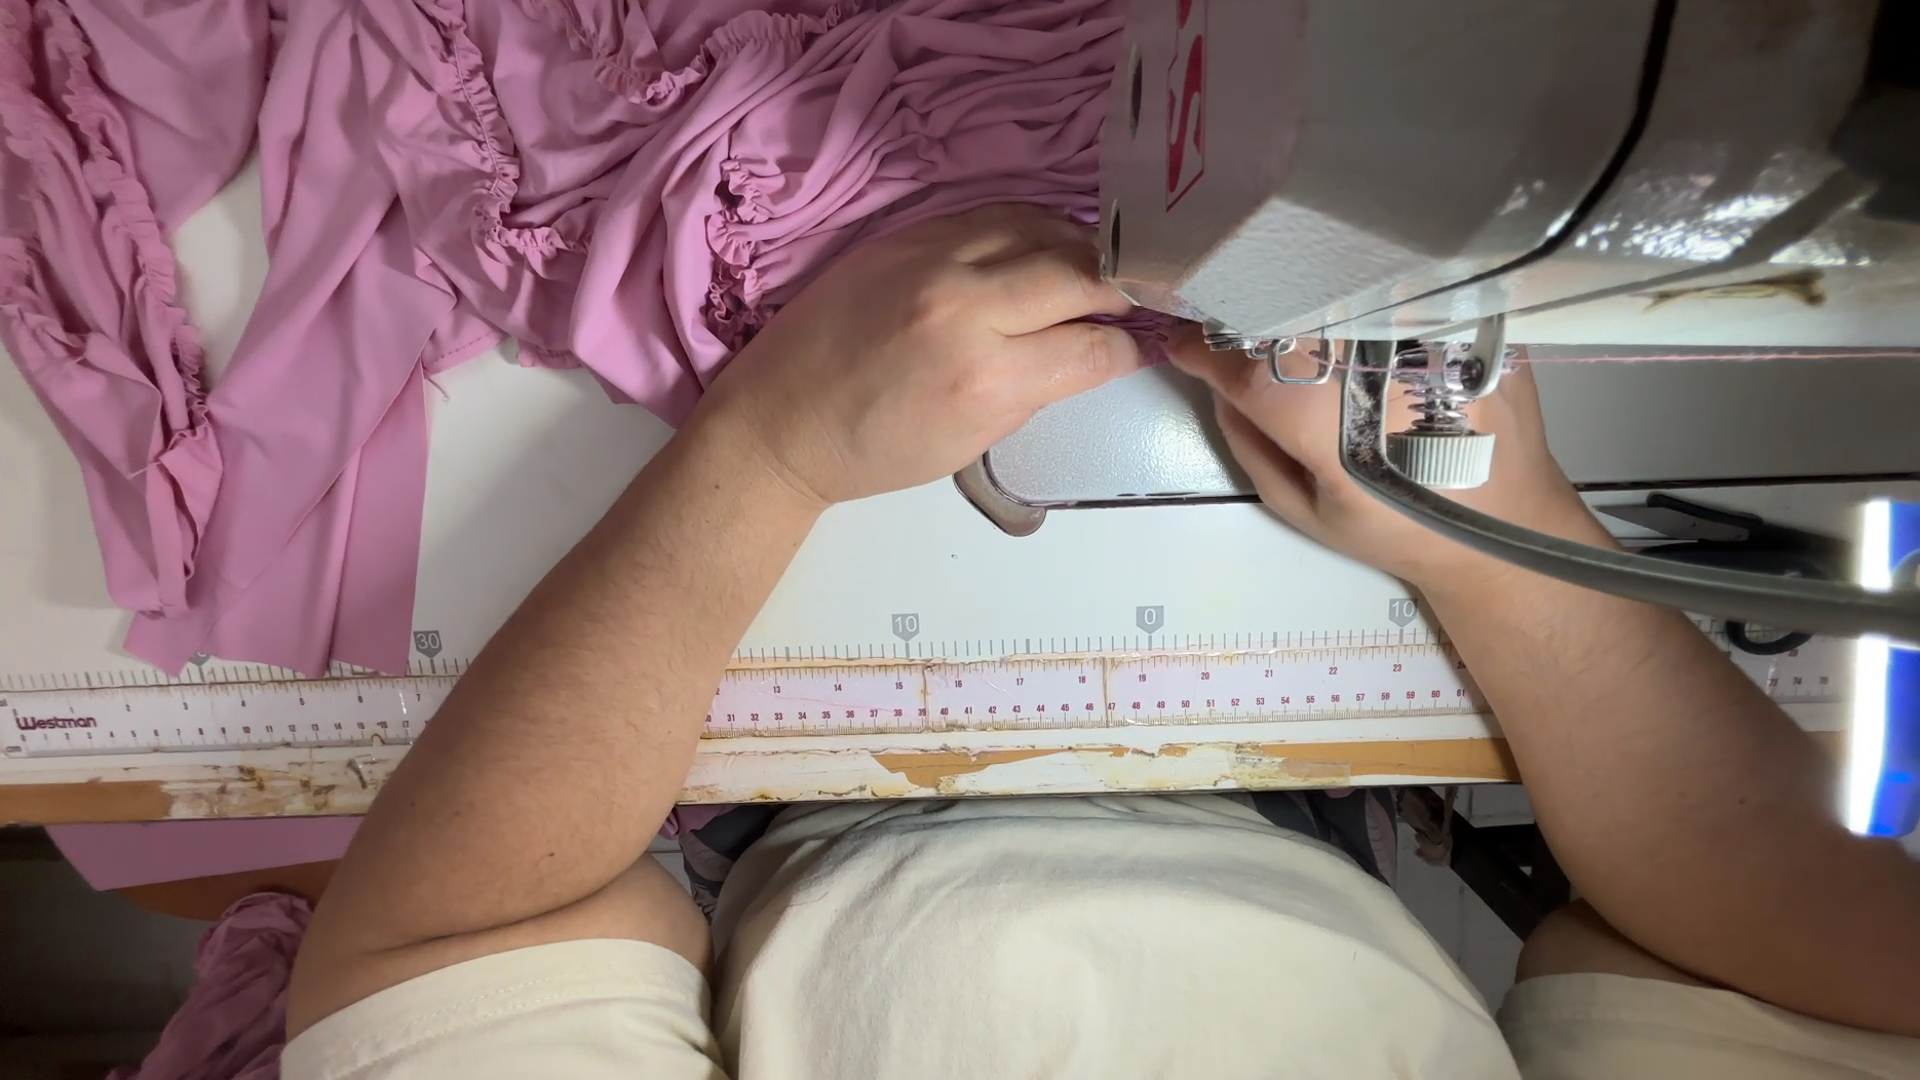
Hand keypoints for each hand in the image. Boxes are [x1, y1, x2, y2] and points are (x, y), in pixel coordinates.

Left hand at [695, 204, 1146, 507]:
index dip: (1125, 348)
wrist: (784, 422)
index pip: (1090, 348)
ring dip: (1081, 249)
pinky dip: (1032, 228)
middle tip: (1132, 300)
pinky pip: (995, 214)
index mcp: (985, 379)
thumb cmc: (875, 453)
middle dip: (1119, 290)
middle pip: (1079, 274)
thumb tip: (1082, 355)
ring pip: (1043, 228)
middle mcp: (966, 307)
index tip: (1137, 346)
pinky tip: (1041, 247)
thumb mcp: (970, 443)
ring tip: (1092, 269)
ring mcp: (933, 260)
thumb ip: (1034, 392)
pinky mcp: (907, 234)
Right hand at [1167, 326, 1605, 597]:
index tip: (1182, 342)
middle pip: (1297, 318)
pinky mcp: (1473, 328)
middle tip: (1223, 319)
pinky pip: (1396, 293)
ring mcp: (1438, 345)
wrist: (1508, 531)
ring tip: (1276, 311)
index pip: (1253, 374)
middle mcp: (1387, 376)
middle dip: (1247, 314)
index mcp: (1339, 433)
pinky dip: (1355, 294)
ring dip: (1297, 299)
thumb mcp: (1301, 509)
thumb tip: (1220, 387)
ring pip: (1345, 295)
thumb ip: (1250, 445)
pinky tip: (1339, 307)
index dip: (1208, 354)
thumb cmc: (1394, 532)